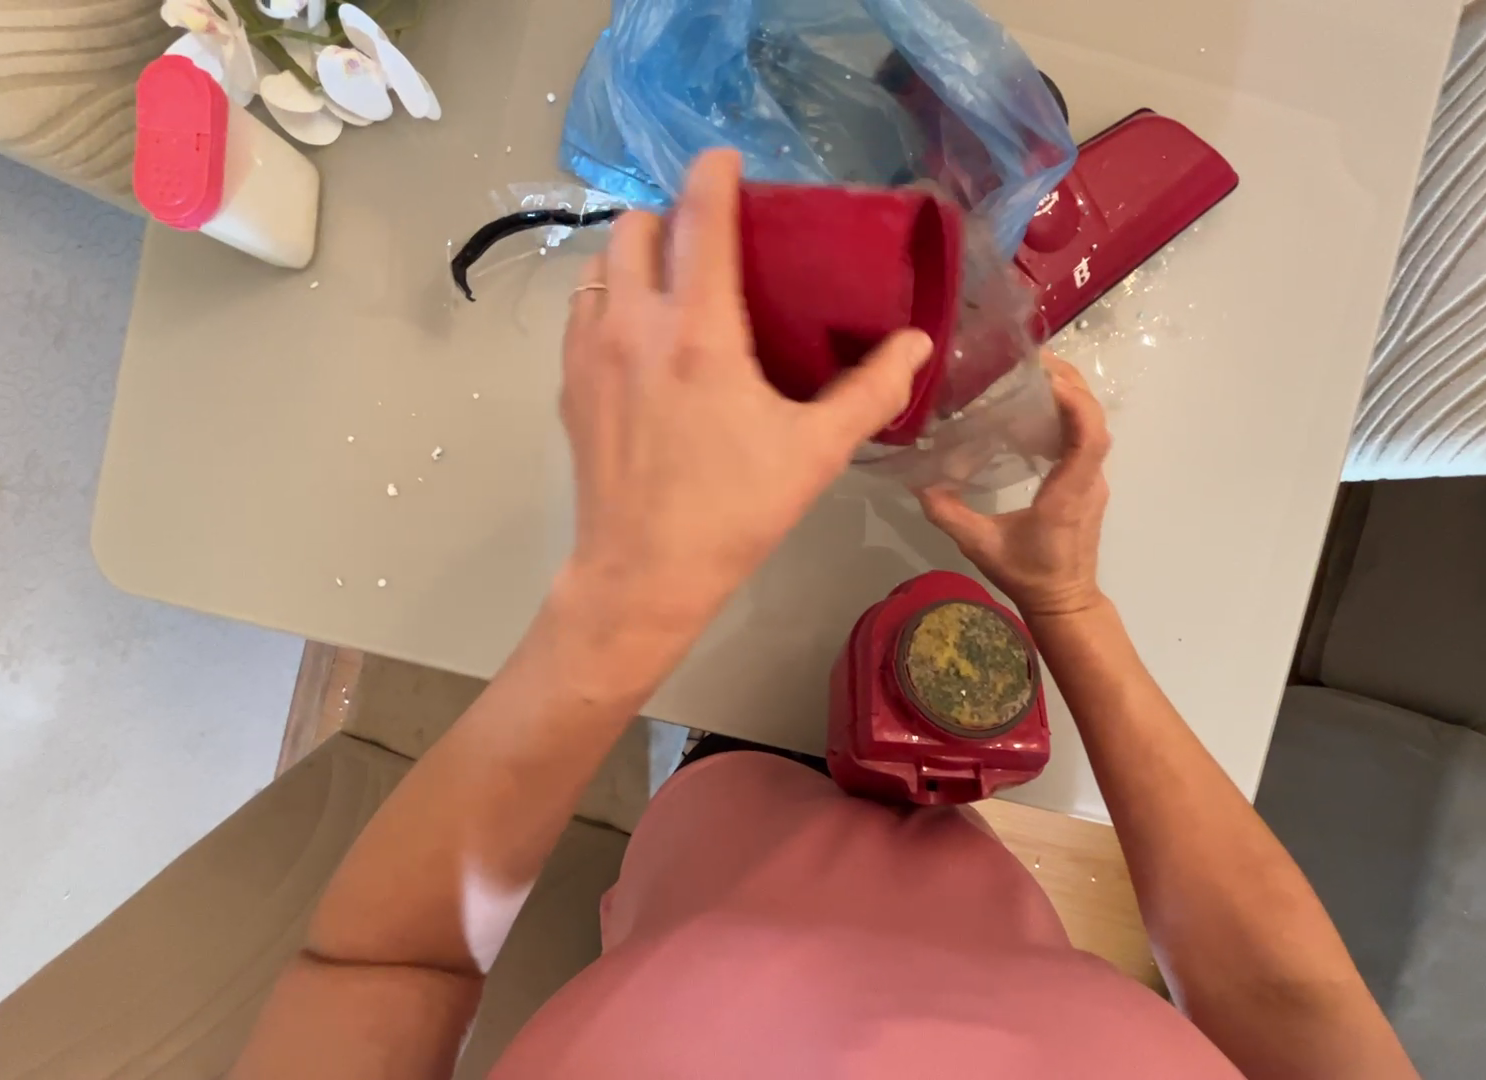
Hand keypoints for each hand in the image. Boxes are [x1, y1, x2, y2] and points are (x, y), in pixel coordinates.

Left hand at [557, 149, 933, 639]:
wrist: (643, 575)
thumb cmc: (733, 512)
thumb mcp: (814, 454)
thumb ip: (870, 392)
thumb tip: (917, 345)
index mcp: (698, 333)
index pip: (701, 219)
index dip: (714, 175)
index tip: (727, 162)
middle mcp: (634, 325)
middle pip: (636, 226)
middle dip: (670, 218)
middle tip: (706, 246)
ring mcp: (589, 354)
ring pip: (600, 266)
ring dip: (634, 258)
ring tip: (669, 288)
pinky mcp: (568, 386)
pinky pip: (581, 313)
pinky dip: (607, 302)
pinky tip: (636, 340)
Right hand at [918, 355, 1111, 619]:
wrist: (1064, 602)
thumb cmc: (1027, 575)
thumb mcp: (980, 545)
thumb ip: (948, 513)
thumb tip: (917, 482)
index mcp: (1068, 493)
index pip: (1089, 436)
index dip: (1073, 401)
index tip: (1043, 376)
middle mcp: (1088, 480)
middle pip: (1095, 419)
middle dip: (1070, 383)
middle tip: (1030, 361)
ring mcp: (1092, 481)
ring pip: (1093, 425)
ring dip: (1071, 395)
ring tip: (1032, 375)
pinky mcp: (1087, 483)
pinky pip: (1085, 438)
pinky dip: (1068, 414)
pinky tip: (1035, 410)